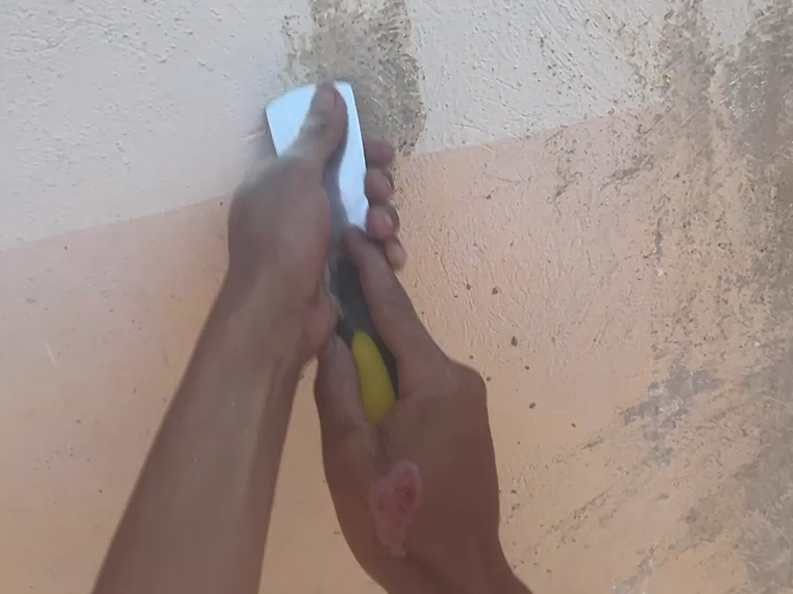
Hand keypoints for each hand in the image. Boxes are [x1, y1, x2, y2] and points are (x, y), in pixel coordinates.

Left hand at [222, 83, 402, 361]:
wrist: (280, 313)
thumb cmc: (283, 236)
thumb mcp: (297, 175)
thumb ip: (318, 134)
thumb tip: (328, 88)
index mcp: (281, 178)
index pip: (325, 149)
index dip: (357, 148)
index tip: (383, 153)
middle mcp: (299, 204)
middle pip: (352, 181)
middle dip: (375, 186)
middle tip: (380, 194)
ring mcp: (318, 238)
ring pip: (365, 214)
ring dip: (382, 218)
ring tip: (382, 232)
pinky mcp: (337, 267)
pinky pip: (369, 247)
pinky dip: (382, 249)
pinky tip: (390, 257)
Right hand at [314, 233, 529, 593]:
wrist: (457, 582)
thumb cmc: (399, 519)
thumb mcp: (349, 457)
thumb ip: (336, 387)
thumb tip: (329, 332)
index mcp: (433, 378)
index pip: (394, 308)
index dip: (368, 269)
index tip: (349, 234)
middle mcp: (458, 377)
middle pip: (401, 335)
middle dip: (362, 322)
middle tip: (323, 307)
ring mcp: (468, 399)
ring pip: (410, 362)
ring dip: (375, 360)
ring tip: (337, 373)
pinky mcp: (468, 421)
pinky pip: (422, 384)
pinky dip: (393, 382)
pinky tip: (369, 404)